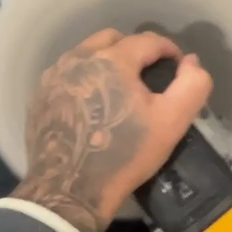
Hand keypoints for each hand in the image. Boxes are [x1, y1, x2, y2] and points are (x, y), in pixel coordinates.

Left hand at [11, 29, 212, 231]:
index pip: (148, 40)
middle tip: (147, 77)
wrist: (69, 191)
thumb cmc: (125, 154)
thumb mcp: (171, 122)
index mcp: (111, 59)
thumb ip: (192, 85)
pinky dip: (85, 79)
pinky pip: (68, 74)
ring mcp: (54, 76)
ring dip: (107, 63)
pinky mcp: (40, 95)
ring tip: (120, 90)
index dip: (168, 50)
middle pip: (113, 39)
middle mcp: (78, 58)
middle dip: (135, 51)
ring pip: (87, 54)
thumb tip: (191, 61)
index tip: (177, 67)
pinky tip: (93, 104)